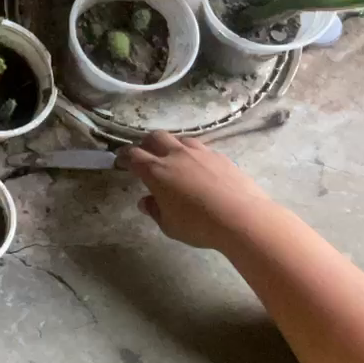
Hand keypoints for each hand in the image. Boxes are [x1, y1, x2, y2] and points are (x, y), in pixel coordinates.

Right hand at [115, 131, 281, 250]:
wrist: (243, 218)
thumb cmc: (199, 225)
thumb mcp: (170, 225)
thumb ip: (155, 210)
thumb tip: (146, 201)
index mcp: (156, 171)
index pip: (133, 155)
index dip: (124, 156)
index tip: (121, 161)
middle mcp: (175, 155)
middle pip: (154, 137)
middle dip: (146, 144)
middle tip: (146, 156)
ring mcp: (199, 153)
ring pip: (179, 139)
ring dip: (171, 146)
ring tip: (174, 160)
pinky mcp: (220, 156)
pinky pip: (200, 148)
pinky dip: (193, 154)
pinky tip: (199, 168)